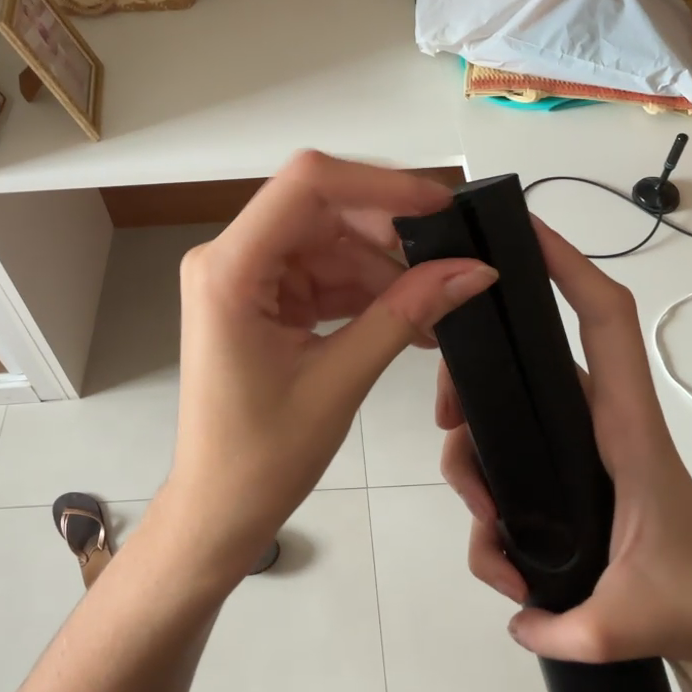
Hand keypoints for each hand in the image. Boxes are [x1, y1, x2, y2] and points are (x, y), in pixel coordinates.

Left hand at [162, 151, 497, 579]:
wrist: (219, 507)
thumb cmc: (259, 459)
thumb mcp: (340, 381)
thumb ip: (405, 315)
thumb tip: (472, 271)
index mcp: (228, 270)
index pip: (306, 186)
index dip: (378, 184)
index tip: (439, 206)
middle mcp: (229, 258)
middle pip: (321, 209)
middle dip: (389, 232)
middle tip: (450, 260)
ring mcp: (245, 276)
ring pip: (330, 241)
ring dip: (384, 269)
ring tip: (436, 307)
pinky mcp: (263, 296)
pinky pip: (324, 272)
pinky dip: (367, 290)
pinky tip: (409, 318)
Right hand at [439, 218, 691, 662]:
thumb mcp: (635, 623)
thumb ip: (576, 626)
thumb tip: (521, 617)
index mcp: (627, 429)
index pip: (604, 322)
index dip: (569, 264)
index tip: (523, 228)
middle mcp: (595, 424)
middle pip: (521, 365)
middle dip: (472, 384)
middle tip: (447, 424)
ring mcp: (572, 447)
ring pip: (499, 419)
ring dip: (471, 466)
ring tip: (490, 546)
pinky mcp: (558, 473)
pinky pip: (502, 464)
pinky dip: (486, 504)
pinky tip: (502, 564)